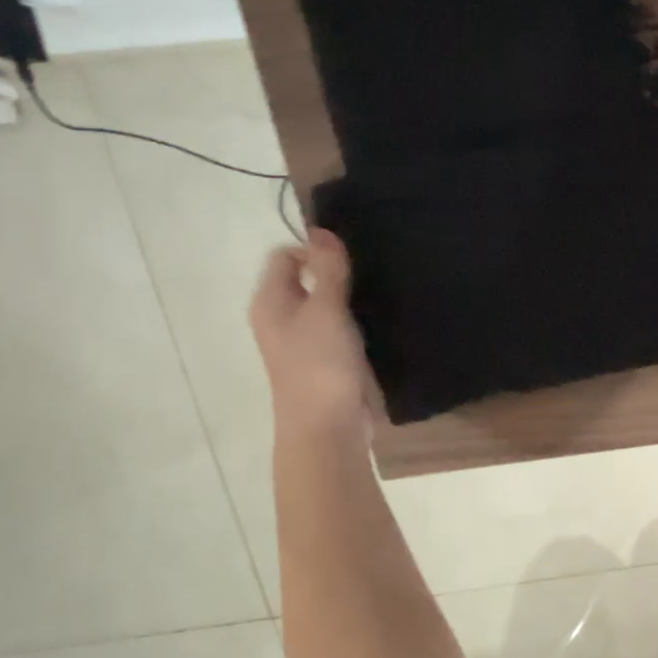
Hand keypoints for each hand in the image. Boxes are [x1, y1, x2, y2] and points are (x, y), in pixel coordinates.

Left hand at [250, 229, 372, 437]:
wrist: (328, 426)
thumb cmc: (320, 366)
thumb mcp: (326, 312)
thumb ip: (328, 272)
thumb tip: (322, 231)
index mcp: (271, 302)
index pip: (286, 257)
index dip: (316, 250)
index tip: (354, 258)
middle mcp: (283, 318)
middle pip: (308, 280)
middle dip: (338, 273)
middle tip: (375, 273)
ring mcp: (307, 341)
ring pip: (329, 305)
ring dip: (353, 298)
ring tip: (385, 294)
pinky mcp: (331, 359)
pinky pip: (345, 328)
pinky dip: (361, 322)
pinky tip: (386, 323)